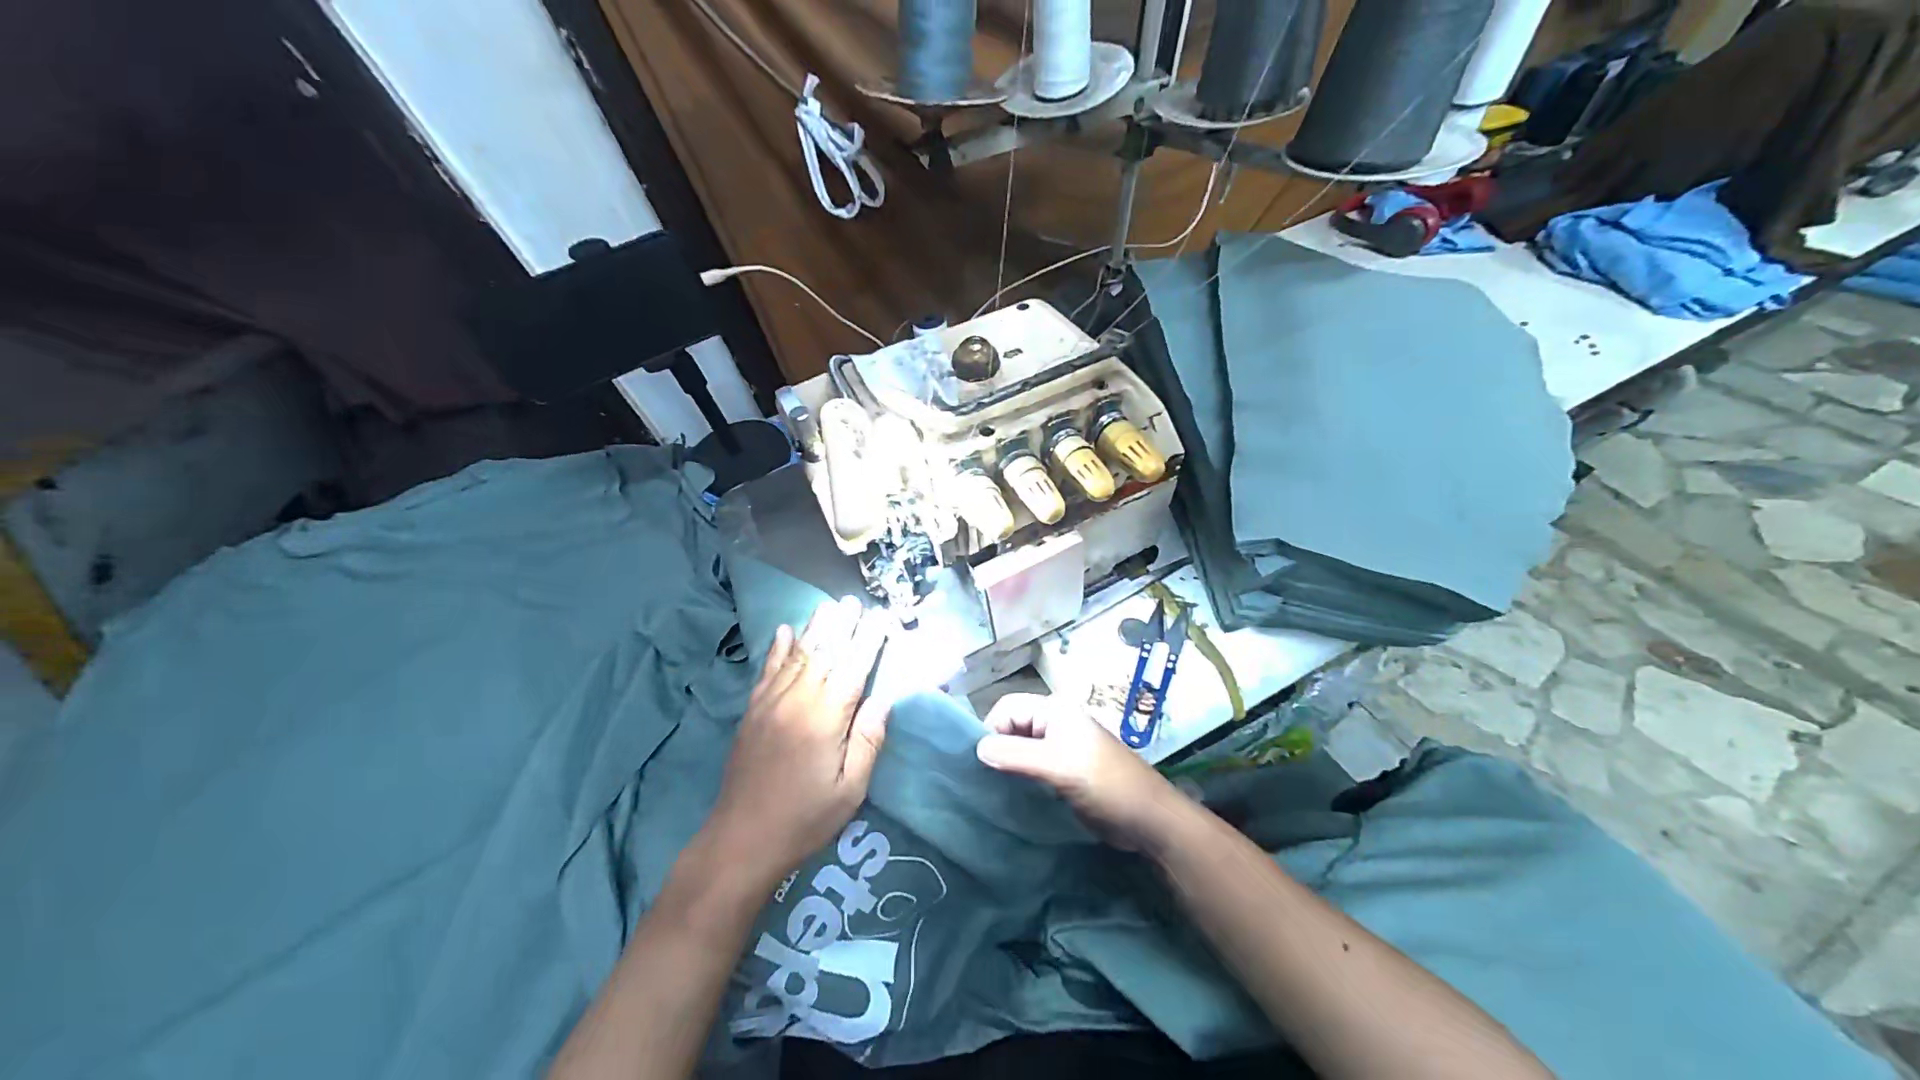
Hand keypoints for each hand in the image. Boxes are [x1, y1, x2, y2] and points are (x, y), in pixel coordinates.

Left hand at [704, 597, 891, 886]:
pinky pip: (767, 671)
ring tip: (828, 607)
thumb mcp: (849, 789)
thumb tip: (884, 698)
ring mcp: (770, 704)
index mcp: (825, 719)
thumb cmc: (805, 819)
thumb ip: (867, 740)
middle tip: (853, 601)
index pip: (852, 668)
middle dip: (841, 625)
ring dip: (814, 629)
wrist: (741, 840)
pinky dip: (778, 649)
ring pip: (796, 656)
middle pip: (823, 653)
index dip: (868, 641)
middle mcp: (796, 701)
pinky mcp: (752, 713)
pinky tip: (784, 631)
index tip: (881, 617)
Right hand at [975, 693, 1188, 851]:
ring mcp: (1061, 749)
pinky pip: (1031, 769)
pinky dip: (1020, 779)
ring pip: (1020, 750)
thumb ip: (1016, 754)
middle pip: (1012, 727)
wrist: (1148, 819)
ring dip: (1008, 767)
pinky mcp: (1064, 773)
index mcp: (1055, 711)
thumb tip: (978, 749)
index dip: (991, 730)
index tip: (981, 763)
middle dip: (997, 749)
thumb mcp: (1058, 766)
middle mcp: (1056, 724)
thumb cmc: (1105, 784)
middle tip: (986, 780)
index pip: (1007, 708)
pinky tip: (1013, 798)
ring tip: (996, 791)